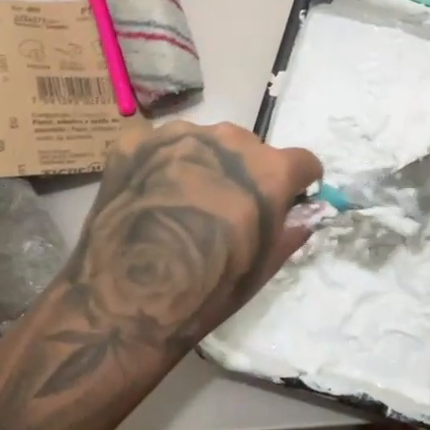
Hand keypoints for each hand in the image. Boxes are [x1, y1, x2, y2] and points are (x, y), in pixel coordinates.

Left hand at [71, 122, 323, 345]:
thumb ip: (289, 231)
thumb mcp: (261, 269)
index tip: (284, 203)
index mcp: (268, 170)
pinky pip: (156, 143)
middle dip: (244, 173)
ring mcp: (178, 134)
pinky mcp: (134, 140)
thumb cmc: (205, 290)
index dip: (297, 184)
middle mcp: (228, 138)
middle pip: (249, 148)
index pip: (302, 162)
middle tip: (223, 212)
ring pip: (203, 141)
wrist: (125, 296)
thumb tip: (303, 215)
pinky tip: (145, 196)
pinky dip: (157, 162)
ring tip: (179, 206)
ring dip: (202, 164)